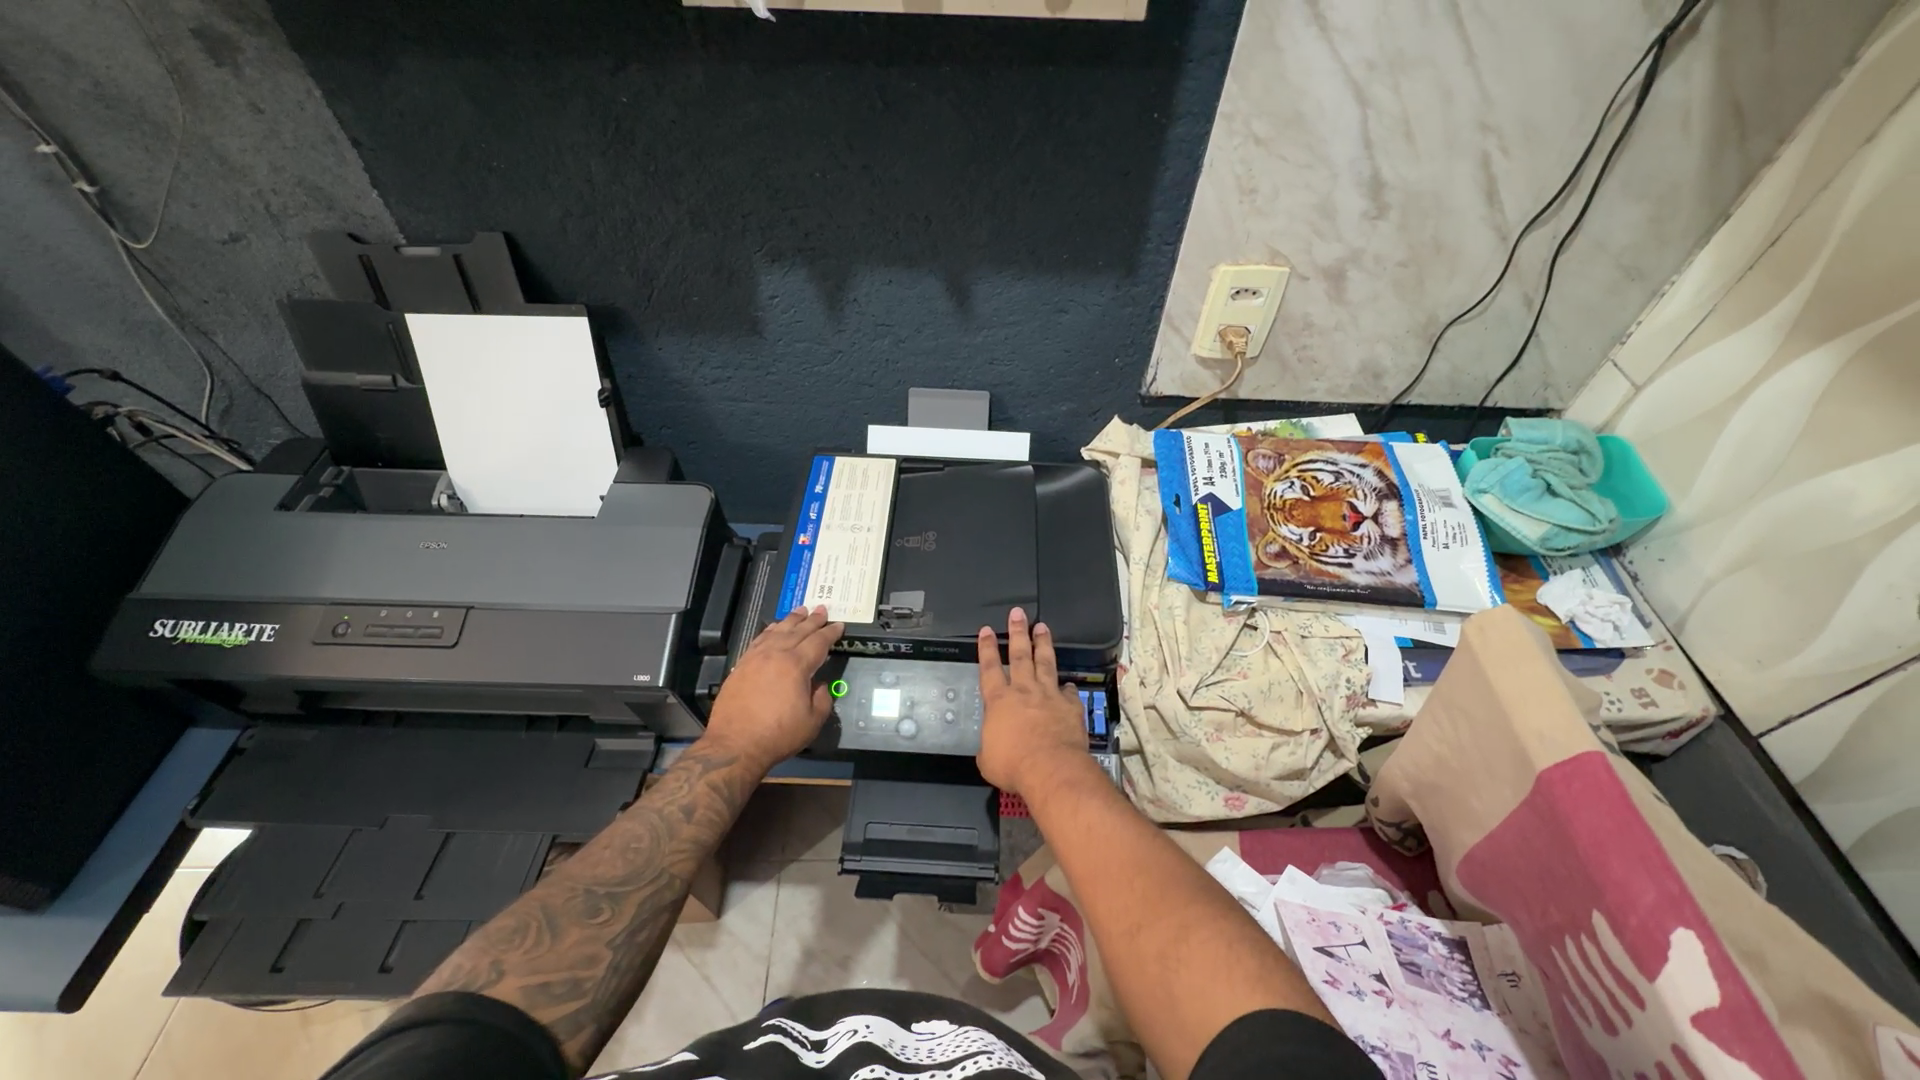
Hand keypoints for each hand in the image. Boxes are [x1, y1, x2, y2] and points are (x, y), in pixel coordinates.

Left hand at [702, 606, 842, 773]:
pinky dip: (769, 631)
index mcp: (796, 666)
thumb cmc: (778, 735)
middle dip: (812, 620)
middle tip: (821, 609)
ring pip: (776, 632)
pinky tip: (773, 628)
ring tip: (800, 611)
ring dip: (790, 620)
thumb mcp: (813, 721)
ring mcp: (755, 658)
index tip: (839, 625)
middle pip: (798, 631)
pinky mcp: (741, 666)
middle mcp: (775, 655)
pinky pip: (758, 640)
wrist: (736, 745)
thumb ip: (822, 698)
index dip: (830, 633)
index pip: (818, 643)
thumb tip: (818, 685)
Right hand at [977, 607, 1091, 795]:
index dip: (987, 648)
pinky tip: (1068, 683)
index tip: (987, 630)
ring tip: (1042, 626)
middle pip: (1020, 655)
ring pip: (1046, 663)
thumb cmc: (1013, 765)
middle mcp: (1024, 691)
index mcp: (999, 701)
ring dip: (1043, 644)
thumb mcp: (988, 759)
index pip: (990, 669)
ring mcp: (1049, 696)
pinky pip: (1068, 692)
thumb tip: (993, 747)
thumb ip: (990, 746)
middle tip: (1018, 613)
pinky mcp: (1070, 707)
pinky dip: (1067, 687)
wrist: (1051, 768)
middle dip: (1018, 632)